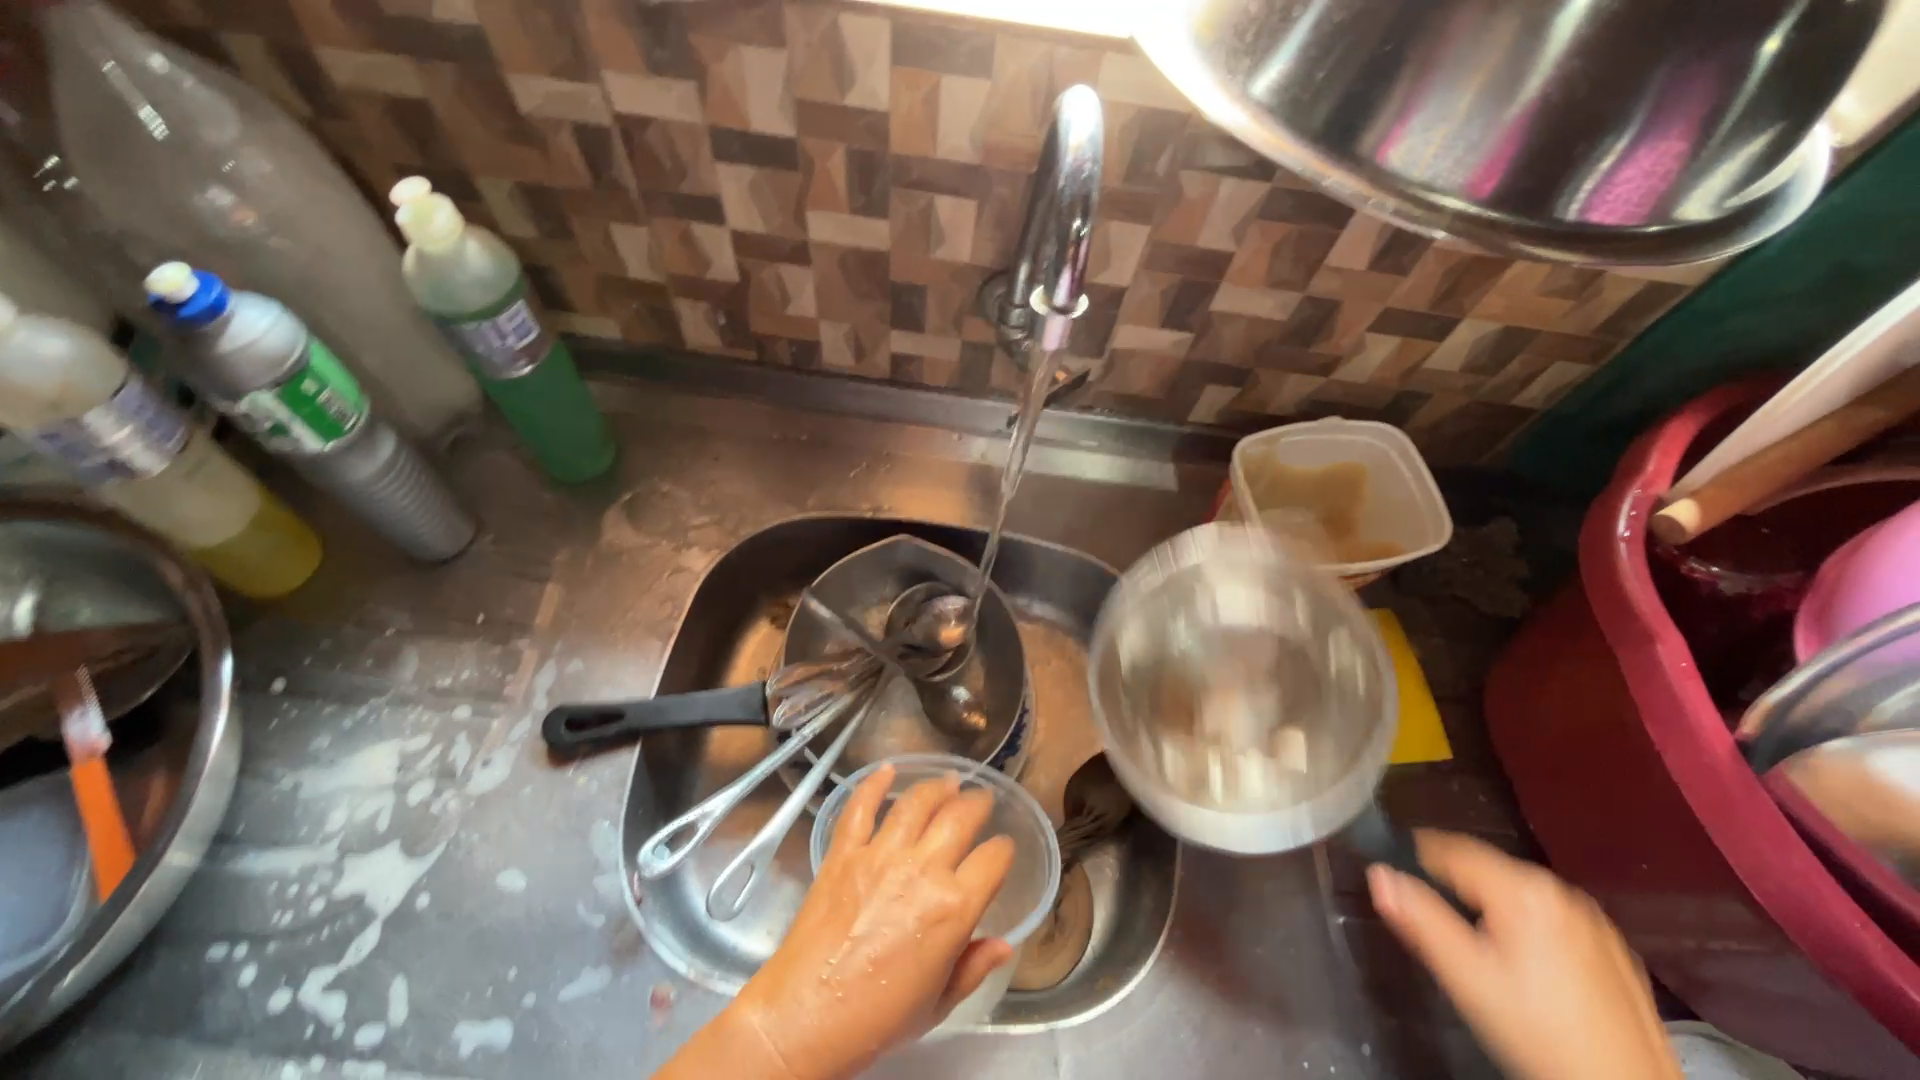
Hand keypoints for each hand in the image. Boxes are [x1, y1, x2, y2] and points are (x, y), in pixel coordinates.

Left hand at [721, 765, 1014, 1079]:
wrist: (807, 1015)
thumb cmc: (879, 1018)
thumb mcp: (938, 1002)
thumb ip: (973, 966)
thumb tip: (1003, 943)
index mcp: (954, 908)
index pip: (994, 859)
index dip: (1005, 850)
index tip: (1004, 849)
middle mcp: (922, 870)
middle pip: (959, 817)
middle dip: (977, 803)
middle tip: (981, 799)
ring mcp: (879, 855)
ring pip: (916, 802)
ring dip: (936, 786)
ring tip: (947, 781)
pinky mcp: (843, 852)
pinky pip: (860, 807)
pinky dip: (874, 783)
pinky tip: (886, 769)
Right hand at [1368, 831, 1681, 1079]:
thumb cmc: (1536, 1031)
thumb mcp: (1465, 978)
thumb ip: (1419, 920)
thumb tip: (1379, 876)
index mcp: (1522, 890)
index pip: (1452, 848)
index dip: (1417, 854)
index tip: (1394, 868)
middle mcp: (1561, 891)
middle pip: (1488, 870)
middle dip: (1455, 886)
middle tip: (1430, 919)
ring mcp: (1592, 920)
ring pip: (1520, 895)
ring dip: (1490, 907)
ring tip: (1474, 947)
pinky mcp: (1611, 948)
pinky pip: (1551, 919)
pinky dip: (1526, 929)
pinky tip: (1524, 970)